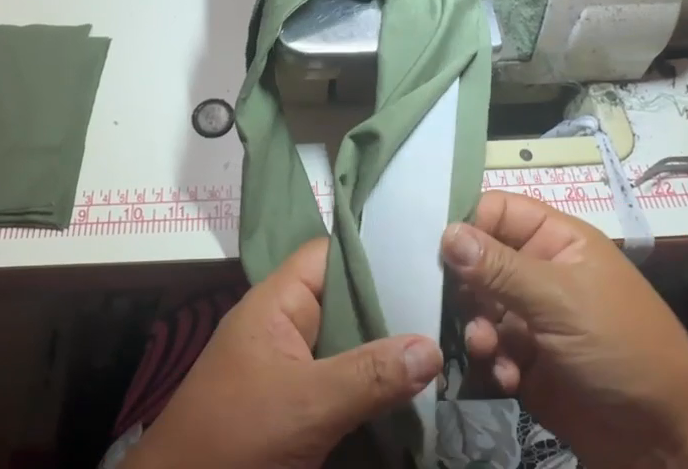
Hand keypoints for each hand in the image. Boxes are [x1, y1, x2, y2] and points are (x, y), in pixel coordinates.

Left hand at [125, 238, 443, 468]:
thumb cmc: (236, 435)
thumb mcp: (307, 403)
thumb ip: (369, 375)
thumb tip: (433, 346)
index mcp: (277, 303)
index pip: (329, 255)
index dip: (374, 250)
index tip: (428, 257)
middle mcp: (285, 326)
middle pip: (346, 301)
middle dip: (393, 307)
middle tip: (451, 308)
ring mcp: (291, 368)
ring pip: (349, 345)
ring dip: (388, 352)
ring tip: (447, 343)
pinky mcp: (299, 406)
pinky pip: (345, 382)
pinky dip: (375, 386)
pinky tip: (417, 387)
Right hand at [440, 192, 687, 468]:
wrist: (665, 444)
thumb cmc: (622, 349)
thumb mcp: (561, 301)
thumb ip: (499, 268)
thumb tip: (446, 232)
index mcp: (557, 241)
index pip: (497, 211)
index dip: (466, 223)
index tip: (434, 248)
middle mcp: (541, 273)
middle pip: (479, 260)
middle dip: (464, 285)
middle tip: (458, 306)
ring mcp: (532, 319)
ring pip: (478, 307)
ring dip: (476, 328)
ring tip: (487, 350)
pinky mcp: (526, 362)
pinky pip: (489, 349)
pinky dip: (492, 362)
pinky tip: (508, 378)